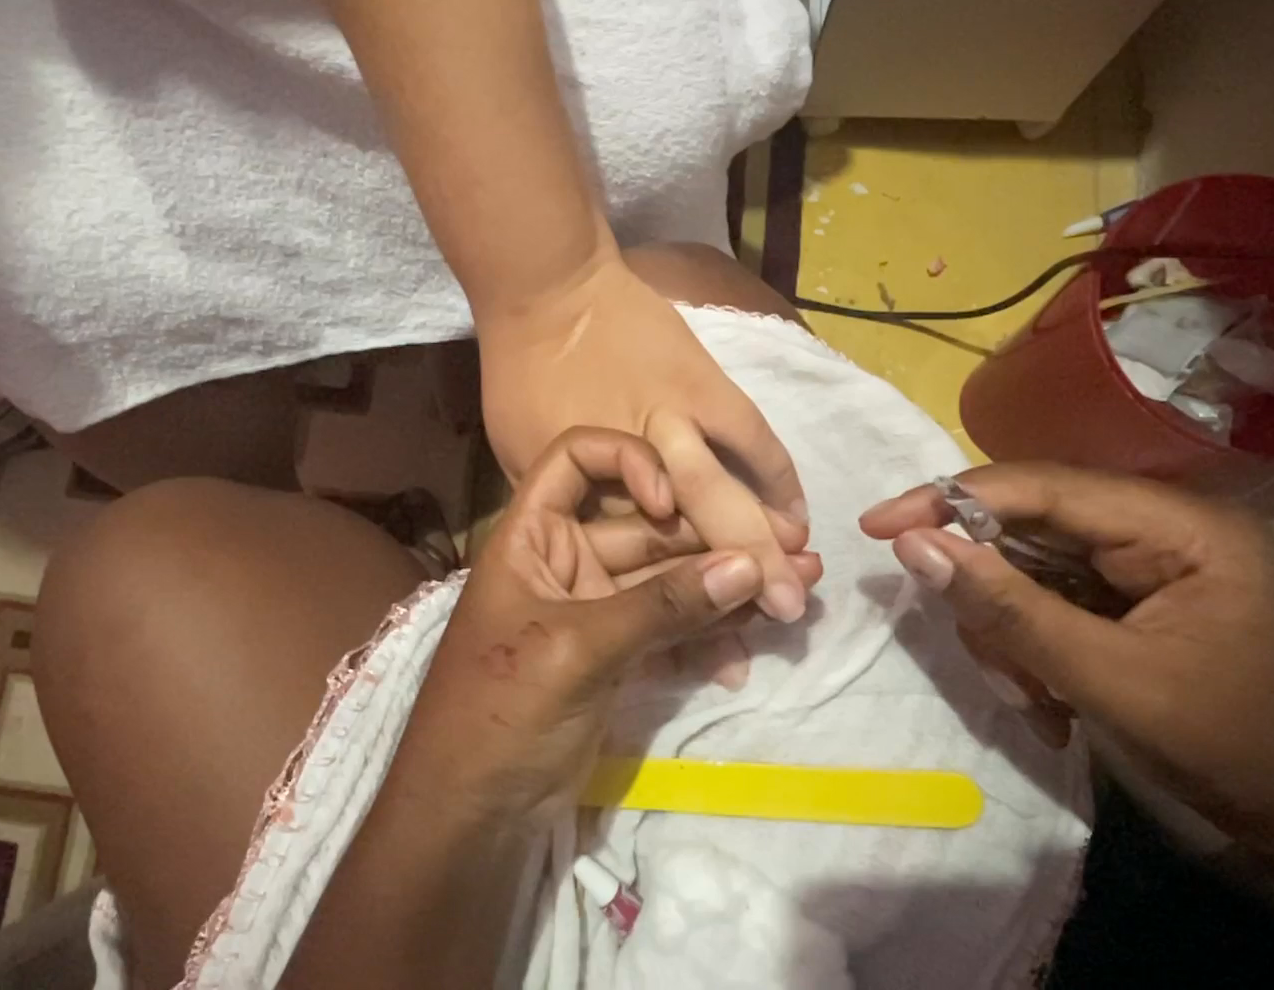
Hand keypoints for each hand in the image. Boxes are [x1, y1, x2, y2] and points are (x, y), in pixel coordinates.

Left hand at [394, 428, 820, 827]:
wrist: (475, 815)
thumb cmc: (502, 713)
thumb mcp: (578, 650)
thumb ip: (663, 607)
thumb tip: (749, 566)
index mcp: (533, 535)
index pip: (578, 459)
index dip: (629, 463)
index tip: (670, 500)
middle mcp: (567, 558)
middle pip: (645, 526)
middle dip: (713, 537)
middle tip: (789, 549)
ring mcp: (598, 607)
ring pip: (669, 580)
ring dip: (727, 585)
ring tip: (798, 588)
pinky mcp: (620, 652)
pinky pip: (673, 627)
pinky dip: (710, 633)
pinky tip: (755, 641)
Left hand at [477, 258, 811, 623]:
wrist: (546, 286)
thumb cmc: (520, 374)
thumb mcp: (514, 455)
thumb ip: (558, 505)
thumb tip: (596, 550)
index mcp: (578, 478)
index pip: (629, 544)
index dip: (666, 574)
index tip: (697, 594)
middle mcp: (632, 453)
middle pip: (687, 524)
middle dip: (736, 571)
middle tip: (784, 611)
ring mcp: (673, 416)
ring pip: (721, 488)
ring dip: (762, 534)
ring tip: (800, 574)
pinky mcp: (704, 384)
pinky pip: (749, 435)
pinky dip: (775, 473)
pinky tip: (794, 513)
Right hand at [860, 463, 1273, 854]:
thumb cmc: (1234, 750)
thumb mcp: (1110, 682)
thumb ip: (1008, 610)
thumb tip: (913, 546)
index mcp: (1181, 527)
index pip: (1042, 488)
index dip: (951, 501)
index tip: (877, 527)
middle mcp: (1158, 528)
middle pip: (1025, 530)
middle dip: (991, 600)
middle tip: (997, 669)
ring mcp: (1140, 563)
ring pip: (1022, 570)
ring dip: (1008, 636)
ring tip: (1037, 703)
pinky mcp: (1123, 595)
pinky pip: (1040, 601)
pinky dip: (1026, 649)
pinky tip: (1048, 701)